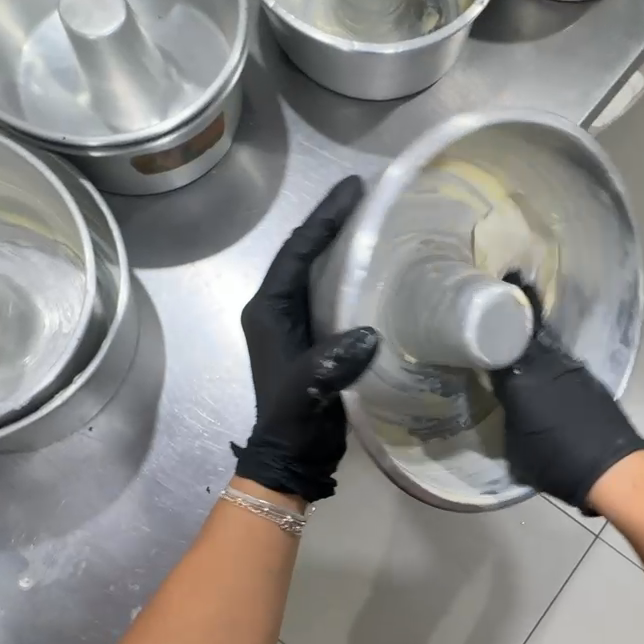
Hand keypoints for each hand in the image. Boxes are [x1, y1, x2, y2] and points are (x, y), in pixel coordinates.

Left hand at [233, 177, 379, 502]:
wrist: (292, 453)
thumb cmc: (293, 418)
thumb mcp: (310, 387)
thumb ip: (334, 359)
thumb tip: (370, 332)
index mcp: (268, 309)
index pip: (296, 251)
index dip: (324, 218)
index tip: (353, 189)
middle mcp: (277, 308)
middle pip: (305, 253)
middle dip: (332, 224)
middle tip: (367, 199)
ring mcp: (294, 324)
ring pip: (317, 272)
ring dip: (341, 248)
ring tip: (374, 224)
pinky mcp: (312, 339)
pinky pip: (329, 296)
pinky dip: (350, 278)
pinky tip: (375, 272)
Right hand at [491, 315, 643, 513]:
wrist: (611, 468)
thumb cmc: (557, 464)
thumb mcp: (517, 451)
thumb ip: (509, 422)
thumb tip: (510, 411)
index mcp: (519, 384)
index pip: (496, 364)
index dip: (489, 367)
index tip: (485, 373)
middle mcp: (545, 368)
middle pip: (523, 354)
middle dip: (515, 362)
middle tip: (508, 375)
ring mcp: (573, 370)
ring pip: (547, 360)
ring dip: (539, 369)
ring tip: (533, 383)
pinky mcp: (594, 379)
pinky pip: (567, 371)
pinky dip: (559, 378)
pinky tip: (558, 392)